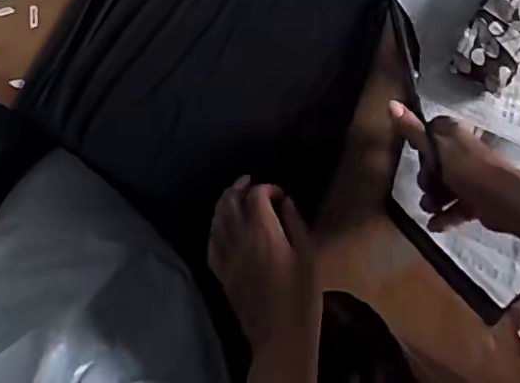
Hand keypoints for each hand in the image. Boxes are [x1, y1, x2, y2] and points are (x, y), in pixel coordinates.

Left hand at [207, 177, 320, 371]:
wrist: (281, 339)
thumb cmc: (302, 297)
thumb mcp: (308, 256)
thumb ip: (295, 224)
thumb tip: (285, 202)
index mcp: (264, 234)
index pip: (256, 197)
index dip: (266, 187)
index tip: (279, 194)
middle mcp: (241, 241)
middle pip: (231, 202)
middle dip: (239, 187)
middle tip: (248, 180)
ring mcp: (228, 258)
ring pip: (217, 220)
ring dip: (224, 202)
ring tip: (233, 194)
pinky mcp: (222, 275)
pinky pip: (211, 243)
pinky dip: (214, 227)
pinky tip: (220, 223)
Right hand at [390, 101, 519, 232]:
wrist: (505, 201)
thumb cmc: (467, 169)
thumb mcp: (434, 149)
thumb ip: (413, 131)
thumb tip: (391, 102)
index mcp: (453, 133)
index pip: (430, 133)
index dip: (421, 147)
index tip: (414, 158)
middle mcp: (462, 151)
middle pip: (436, 162)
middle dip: (427, 179)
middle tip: (425, 189)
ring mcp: (472, 176)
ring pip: (446, 185)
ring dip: (434, 199)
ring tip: (428, 209)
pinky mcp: (478, 199)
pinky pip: (457, 206)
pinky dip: (446, 215)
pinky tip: (434, 226)